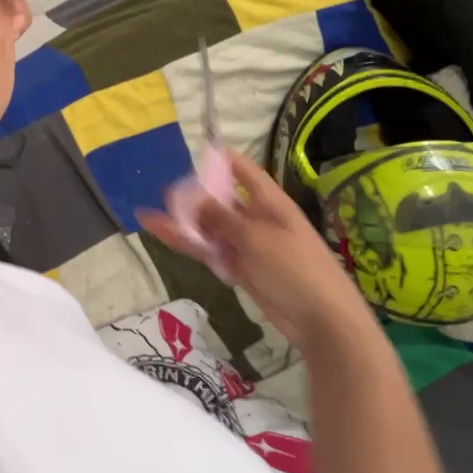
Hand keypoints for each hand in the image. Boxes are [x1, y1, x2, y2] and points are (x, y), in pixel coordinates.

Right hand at [140, 151, 376, 357]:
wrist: (323, 323)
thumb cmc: (295, 269)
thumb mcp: (255, 237)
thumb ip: (220, 217)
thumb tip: (193, 198)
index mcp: (271, 205)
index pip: (246, 173)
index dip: (225, 160)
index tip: (199, 149)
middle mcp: (259, 221)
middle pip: (222, 201)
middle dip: (194, 196)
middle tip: (164, 193)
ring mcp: (249, 246)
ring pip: (210, 228)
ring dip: (183, 222)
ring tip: (149, 215)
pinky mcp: (241, 269)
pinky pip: (210, 250)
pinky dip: (188, 243)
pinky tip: (163, 235)